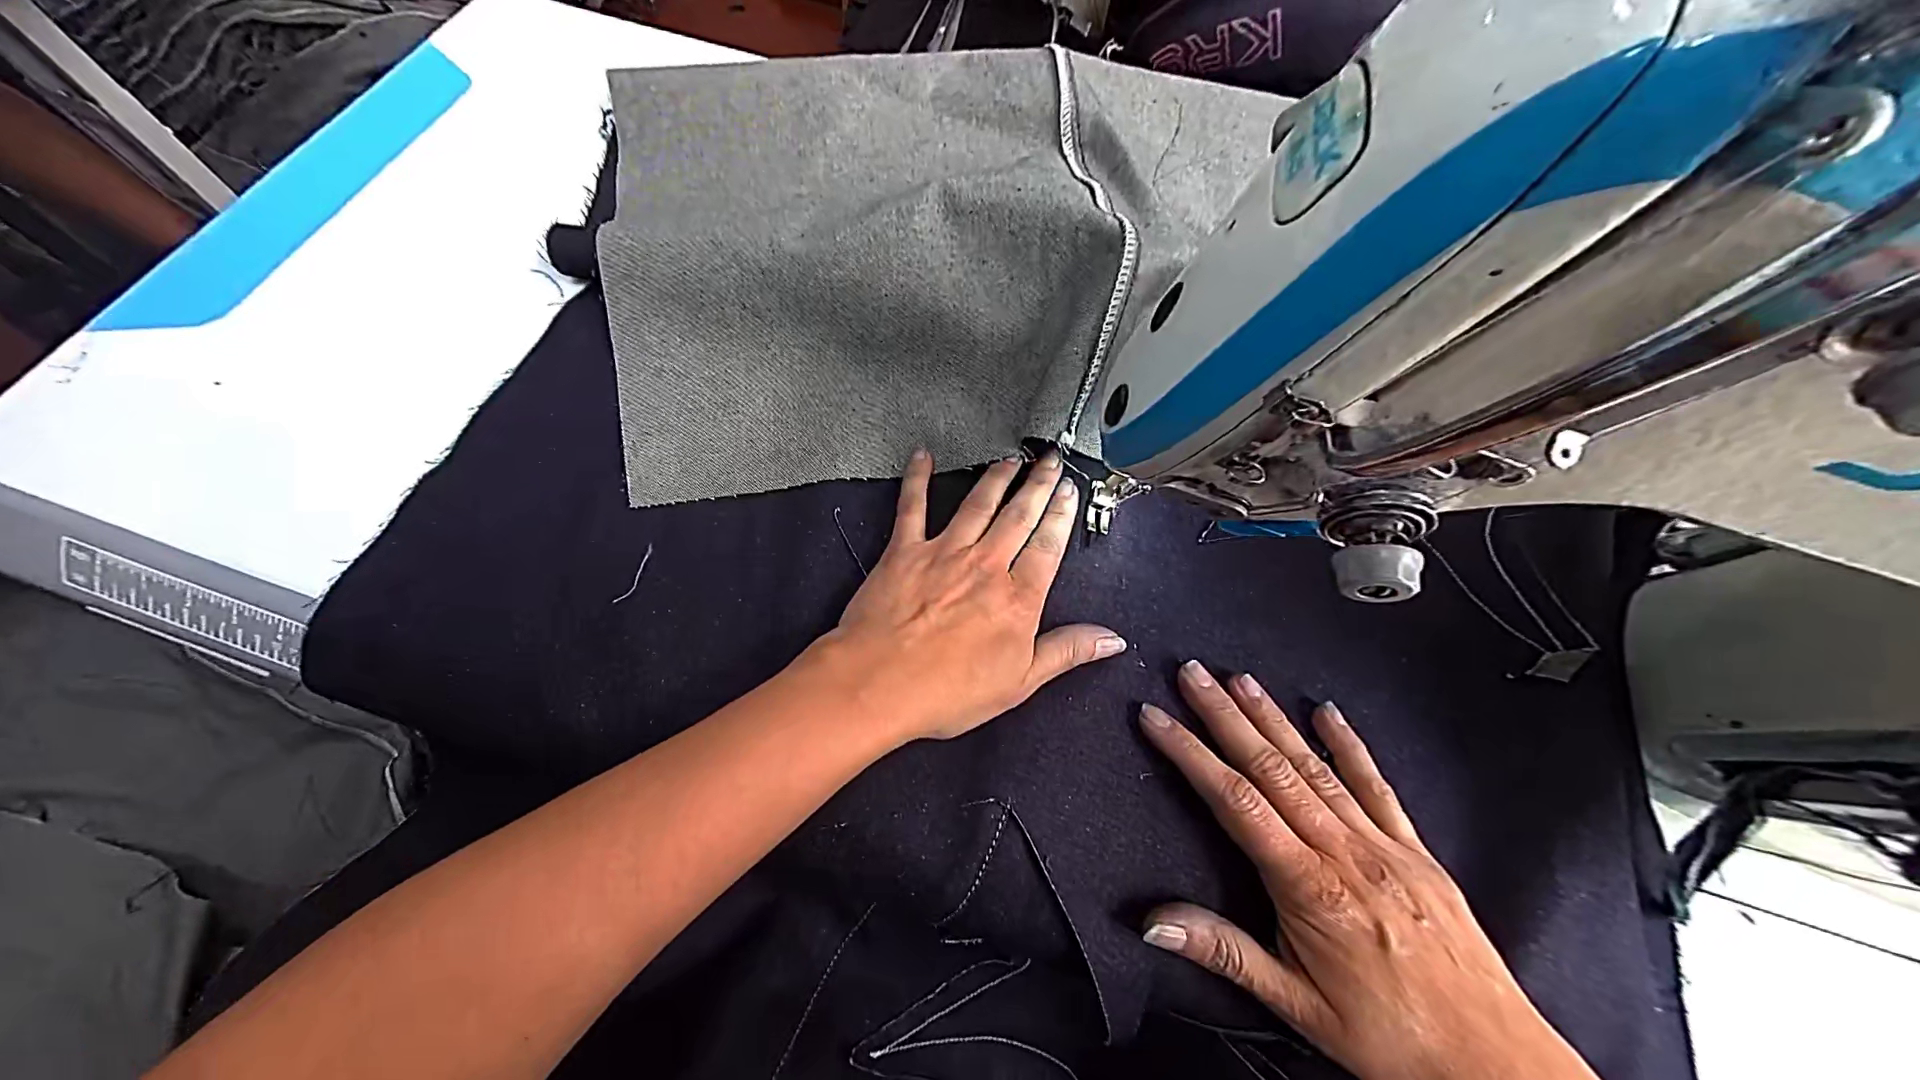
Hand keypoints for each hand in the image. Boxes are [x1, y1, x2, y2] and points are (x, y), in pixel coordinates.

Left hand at [806, 448, 1126, 741]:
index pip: (1049, 545)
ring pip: (978, 504)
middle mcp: (984, 566)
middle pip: (1019, 515)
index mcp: (1016, 599)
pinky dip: (918, 478)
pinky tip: (924, 457)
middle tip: (1049, 462)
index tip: (1069, 493)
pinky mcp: (905, 552)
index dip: (1062, 515)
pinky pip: (913, 505)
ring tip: (1010, 460)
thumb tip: (1110, 640)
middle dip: (1038, 484)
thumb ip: (1066, 652)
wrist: (879, 684)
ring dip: (997, 477)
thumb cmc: (944, 691)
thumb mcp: (1019, 682)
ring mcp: (944, 553)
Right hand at [1136, 663, 1599, 1079]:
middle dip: (1223, 714)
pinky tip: (1327, 713)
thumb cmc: (1394, 1043)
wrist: (1499, 1068)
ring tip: (1240, 680)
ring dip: (1272, 717)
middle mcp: (1344, 853)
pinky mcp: (1415, 850)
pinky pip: (1377, 785)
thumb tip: (1155, 923)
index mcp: (1310, 887)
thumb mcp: (1296, 1005)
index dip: (1190, 752)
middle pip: (1269, 766)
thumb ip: (1223, 952)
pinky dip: (1349, 745)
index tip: (1158, 719)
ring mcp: (1383, 846)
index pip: (1234, 799)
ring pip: (1314, 765)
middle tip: (1192, 674)